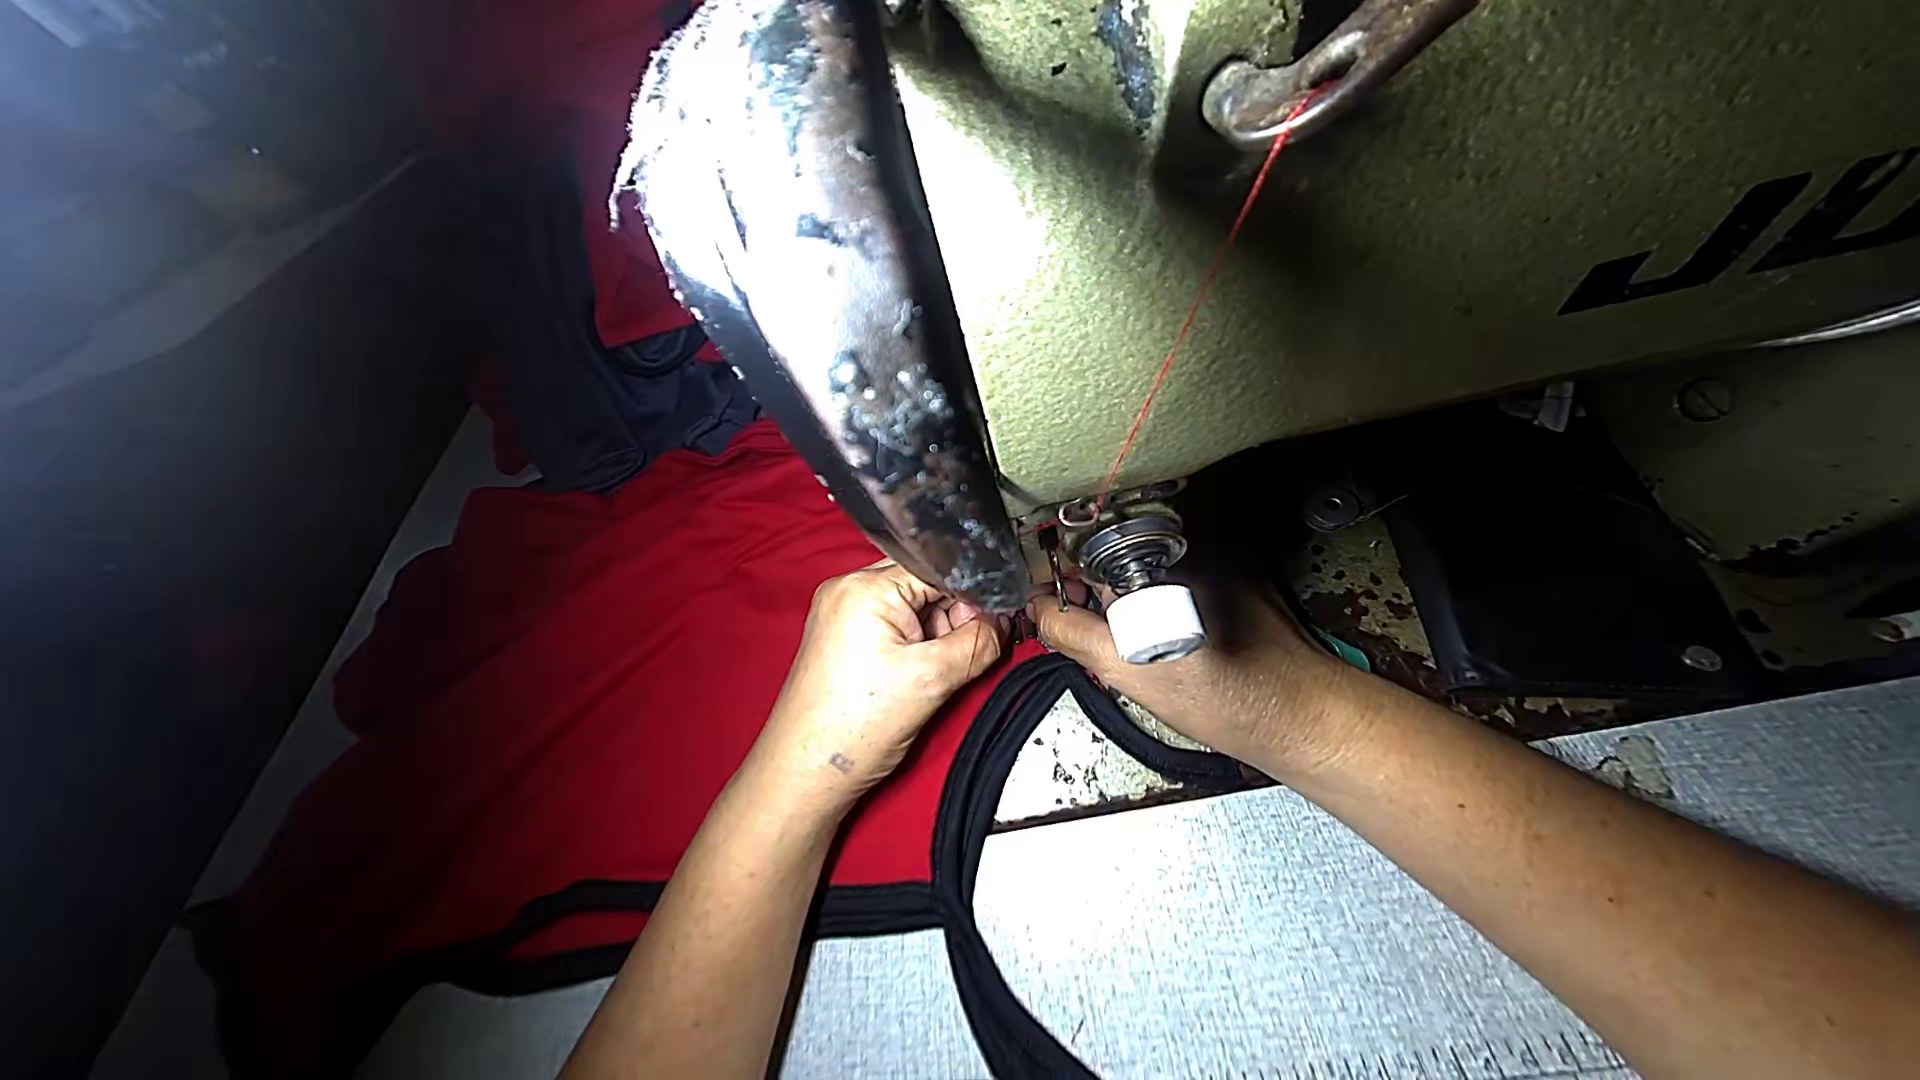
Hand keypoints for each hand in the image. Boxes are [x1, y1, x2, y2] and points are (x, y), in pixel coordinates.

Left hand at [747, 560, 1007, 812]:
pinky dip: (913, 642)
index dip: (970, 595)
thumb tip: (1002, 621)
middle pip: (924, 583)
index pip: (937, 568)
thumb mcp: (933, 680)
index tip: (990, 623)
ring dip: (932, 632)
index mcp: (863, 588)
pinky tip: (911, 673)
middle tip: (954, 657)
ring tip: (925, 673)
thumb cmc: (849, 730)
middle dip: (950, 616)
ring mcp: (841, 611)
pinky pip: (892, 621)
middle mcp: (846, 590)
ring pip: (911, 604)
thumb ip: (977, 641)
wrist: (805, 773)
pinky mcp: (842, 633)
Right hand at [1026, 579, 1378, 777]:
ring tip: (1130, 642)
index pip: (1079, 549)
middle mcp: (1184, 544)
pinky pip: (1167, 575)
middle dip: (1085, 591)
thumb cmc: (1228, 697)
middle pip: (1105, 556)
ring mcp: (1208, 555)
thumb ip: (1069, 632)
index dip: (1054, 578)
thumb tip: (1038, 610)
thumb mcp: (1126, 670)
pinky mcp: (1225, 570)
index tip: (1047, 603)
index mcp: (1155, 559)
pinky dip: (1151, 599)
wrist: (1297, 714)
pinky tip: (1159, 636)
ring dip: (1118, 597)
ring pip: (1135, 568)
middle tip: (1086, 634)